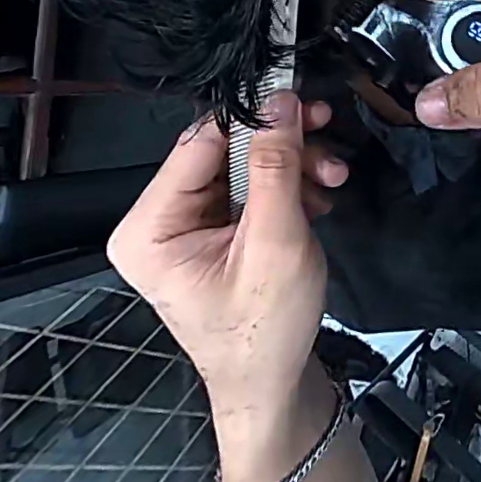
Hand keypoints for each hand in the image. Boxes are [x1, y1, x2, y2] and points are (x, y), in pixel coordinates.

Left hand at [107, 93, 347, 419]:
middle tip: (323, 127)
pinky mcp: (215, 226)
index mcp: (150, 227)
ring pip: (245, 162)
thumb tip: (279, 100)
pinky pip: (252, 184)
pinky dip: (289, 184)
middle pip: (225, 149)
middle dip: (281, 143)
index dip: (251, 114)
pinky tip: (318, 195)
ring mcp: (189, 222)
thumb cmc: (265, 332)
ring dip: (294, 163)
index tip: (296, 96)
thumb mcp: (275, 243)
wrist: (275, 385)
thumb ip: (276, 166)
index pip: (199, 142)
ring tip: (331, 174)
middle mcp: (160, 219)